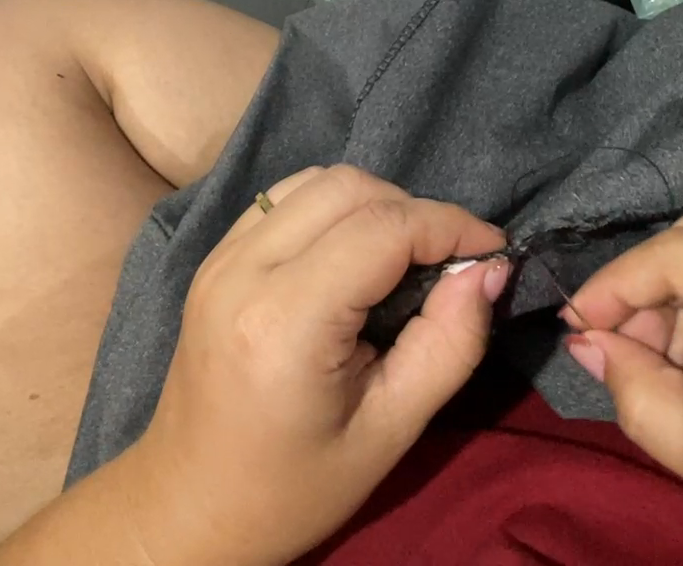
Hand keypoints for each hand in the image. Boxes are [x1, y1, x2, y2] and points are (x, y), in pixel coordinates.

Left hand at [122, 165, 509, 565]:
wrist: (189, 502)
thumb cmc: (293, 486)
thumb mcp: (390, 431)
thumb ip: (448, 344)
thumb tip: (488, 270)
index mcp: (285, 321)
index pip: (383, 229)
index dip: (449, 225)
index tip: (493, 250)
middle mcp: (244, 269)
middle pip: (349, 188)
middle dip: (415, 210)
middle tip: (449, 260)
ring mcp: (220, 255)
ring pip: (316, 180)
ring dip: (374, 202)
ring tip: (404, 255)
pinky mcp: (213, 254)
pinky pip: (285, 196)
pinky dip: (333, 204)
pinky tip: (352, 250)